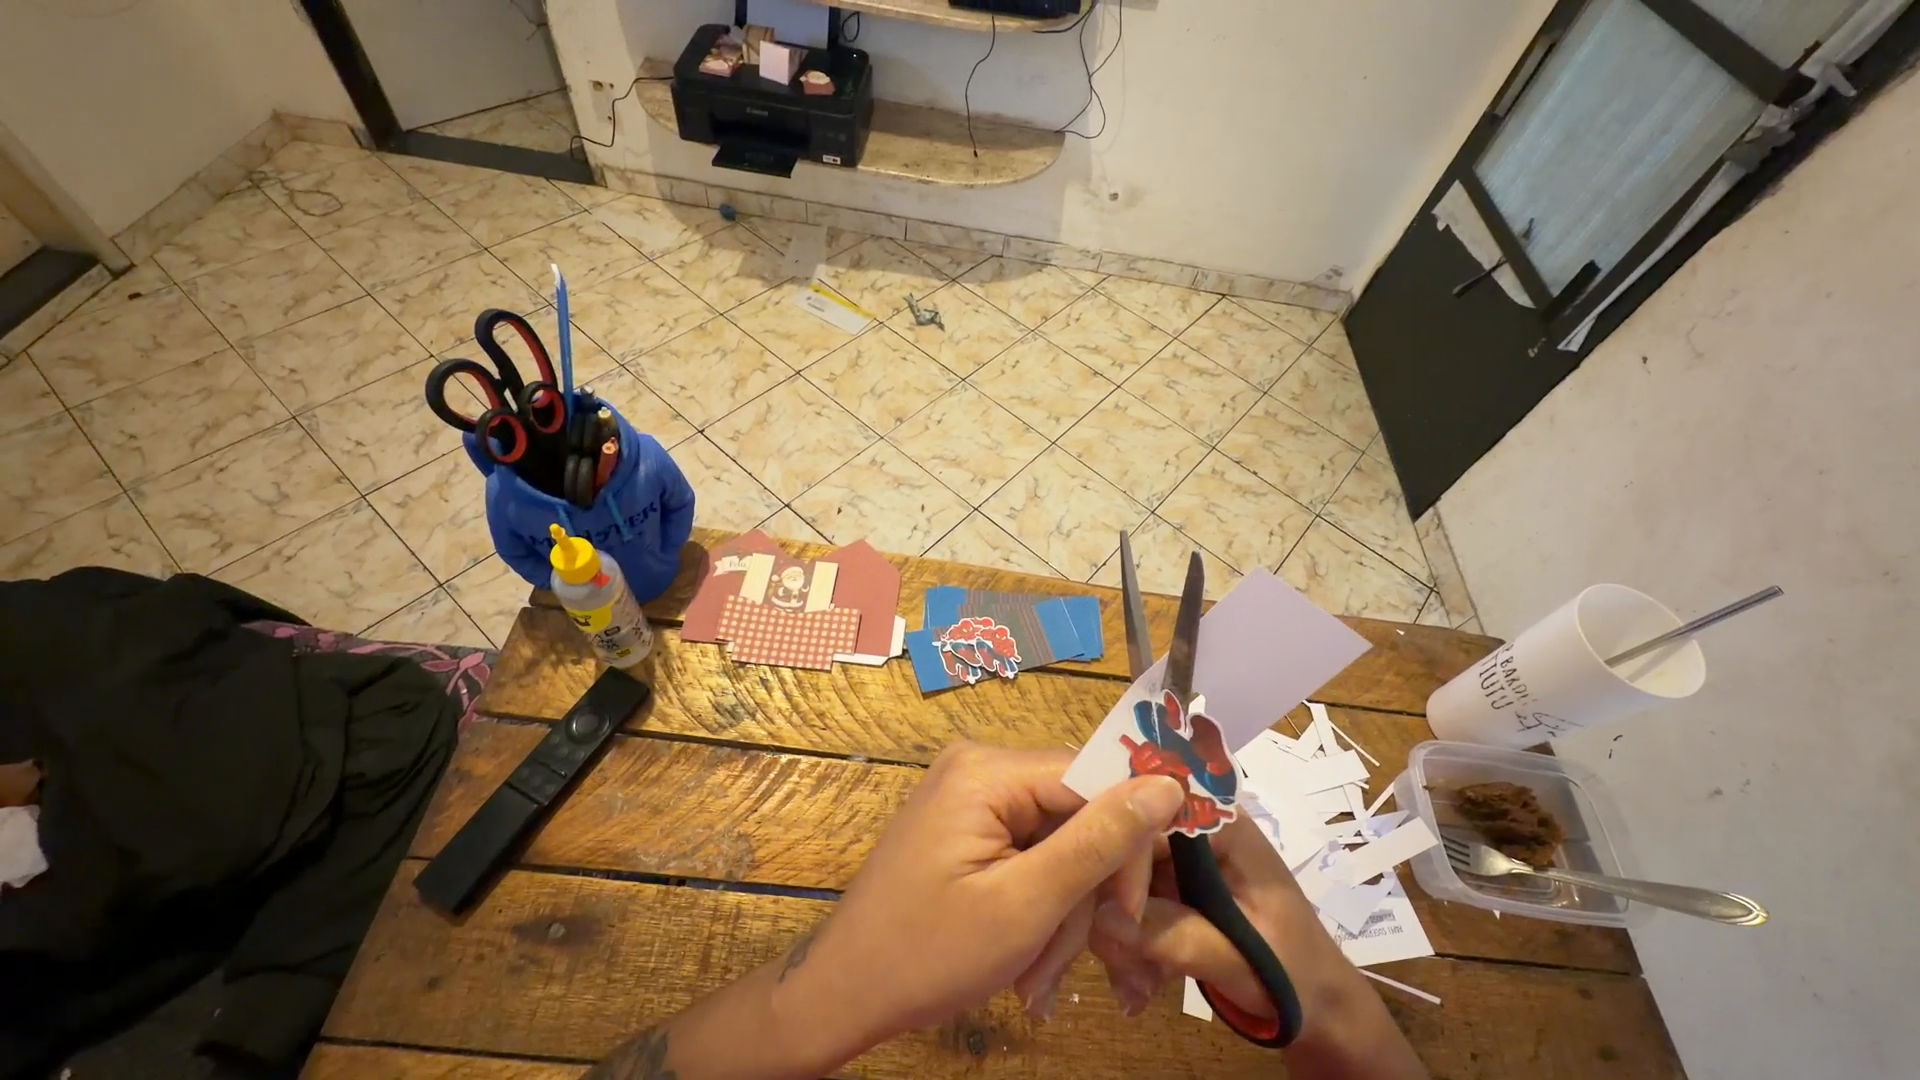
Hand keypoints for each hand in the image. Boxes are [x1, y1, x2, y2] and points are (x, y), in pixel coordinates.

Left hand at [779, 742, 1185, 1060]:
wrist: (846, 992)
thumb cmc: (928, 954)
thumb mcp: (1025, 904)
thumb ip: (1099, 841)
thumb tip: (1168, 784)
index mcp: (987, 769)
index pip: (1093, 778)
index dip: (1125, 843)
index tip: (1128, 914)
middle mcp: (980, 765)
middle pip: (1076, 810)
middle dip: (1084, 889)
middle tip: (1069, 957)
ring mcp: (971, 794)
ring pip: (1059, 839)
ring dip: (1062, 908)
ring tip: (1036, 971)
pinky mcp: (968, 822)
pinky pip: (1030, 850)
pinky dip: (1039, 902)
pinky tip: (1025, 951)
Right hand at [1086, 815, 1332, 1017]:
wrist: (1321, 1008)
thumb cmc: (1295, 975)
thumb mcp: (1238, 959)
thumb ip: (1174, 936)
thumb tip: (1101, 918)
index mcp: (1221, 826)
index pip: (1146, 819)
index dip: (1120, 864)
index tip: (1110, 921)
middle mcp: (1195, 827)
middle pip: (1125, 846)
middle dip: (1115, 910)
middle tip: (1121, 971)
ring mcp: (1180, 854)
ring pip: (1119, 876)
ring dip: (1119, 933)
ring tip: (1135, 987)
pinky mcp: (1171, 881)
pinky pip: (1129, 899)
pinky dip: (1128, 940)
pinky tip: (1140, 982)